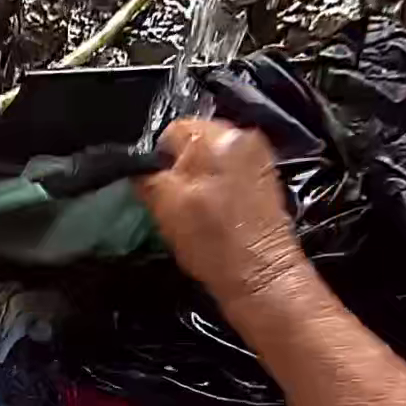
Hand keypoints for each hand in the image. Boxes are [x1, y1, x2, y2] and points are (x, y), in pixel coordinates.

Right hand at [137, 119, 307, 302]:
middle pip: (196, 142)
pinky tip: (221, 210)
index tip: (158, 190)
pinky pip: (233, 172)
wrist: (260, 274)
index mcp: (213, 135)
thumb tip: (138, 166)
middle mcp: (240, 135)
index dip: (157, 162)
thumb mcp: (162, 206)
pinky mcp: (267, 177)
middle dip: (183, 168)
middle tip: (178, 201)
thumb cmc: (209, 241)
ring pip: (214, 158)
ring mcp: (258, 155)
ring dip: (203, 177)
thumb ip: (146, 175)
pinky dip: (223, 186)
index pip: (170, 132)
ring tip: (201, 208)